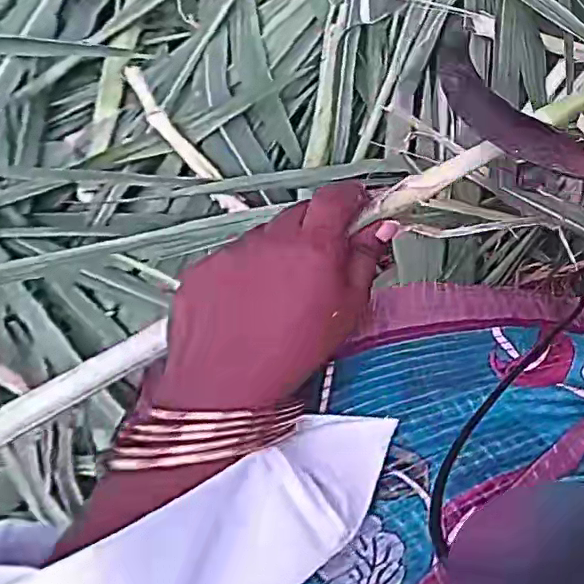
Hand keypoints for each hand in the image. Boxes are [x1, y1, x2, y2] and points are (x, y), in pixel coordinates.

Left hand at [156, 182, 396, 410]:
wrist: (223, 387)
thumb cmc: (291, 352)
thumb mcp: (350, 306)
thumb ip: (366, 259)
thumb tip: (379, 230)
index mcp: (314, 246)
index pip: (336, 196)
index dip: (352, 197)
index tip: (360, 206)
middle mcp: (272, 240)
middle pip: (303, 212)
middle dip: (319, 226)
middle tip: (327, 256)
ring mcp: (234, 251)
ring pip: (269, 233)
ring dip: (282, 249)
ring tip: (285, 290)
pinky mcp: (204, 267)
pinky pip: (236, 254)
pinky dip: (249, 267)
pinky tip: (254, 300)